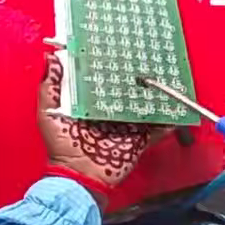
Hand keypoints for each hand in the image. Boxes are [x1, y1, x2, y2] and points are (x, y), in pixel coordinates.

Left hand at [38, 56, 162, 186]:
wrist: (79, 177)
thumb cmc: (62, 148)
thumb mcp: (49, 114)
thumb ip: (49, 88)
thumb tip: (50, 58)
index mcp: (88, 105)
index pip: (100, 80)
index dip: (107, 65)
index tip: (116, 47)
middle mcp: (108, 114)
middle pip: (125, 91)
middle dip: (135, 78)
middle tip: (147, 58)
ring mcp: (125, 127)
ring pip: (143, 106)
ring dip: (154, 95)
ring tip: (165, 78)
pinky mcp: (138, 140)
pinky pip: (155, 129)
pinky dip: (167, 120)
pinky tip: (176, 107)